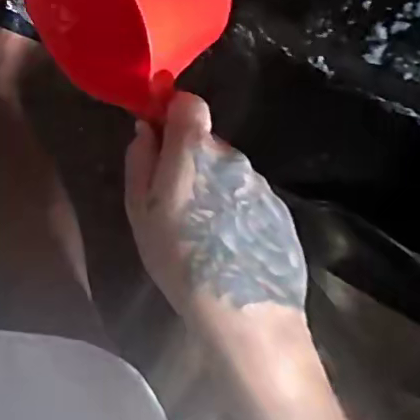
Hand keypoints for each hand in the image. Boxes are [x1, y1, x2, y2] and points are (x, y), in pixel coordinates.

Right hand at [124, 93, 307, 334]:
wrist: (248, 317)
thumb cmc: (181, 259)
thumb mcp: (140, 211)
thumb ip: (140, 160)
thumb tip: (146, 129)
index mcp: (195, 149)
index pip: (189, 102)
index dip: (173, 112)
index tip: (161, 137)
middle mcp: (231, 156)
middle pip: (206, 141)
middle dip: (189, 158)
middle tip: (176, 200)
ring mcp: (259, 183)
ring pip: (227, 171)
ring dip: (213, 187)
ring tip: (203, 232)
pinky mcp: (279, 210)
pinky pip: (247, 197)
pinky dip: (235, 210)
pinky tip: (228, 246)